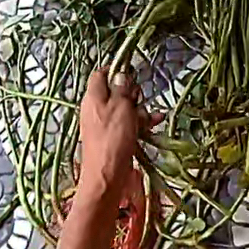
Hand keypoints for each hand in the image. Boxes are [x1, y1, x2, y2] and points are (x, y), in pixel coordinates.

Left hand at [76, 69, 141, 213]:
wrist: (107, 177)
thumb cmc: (113, 139)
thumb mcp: (121, 107)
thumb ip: (121, 89)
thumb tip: (120, 74)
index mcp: (93, 97)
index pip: (101, 74)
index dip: (116, 71)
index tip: (132, 74)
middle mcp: (95, 108)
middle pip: (115, 91)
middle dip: (132, 93)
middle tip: (140, 100)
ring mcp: (103, 124)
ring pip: (124, 108)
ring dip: (139, 110)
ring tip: (151, 117)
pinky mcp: (112, 137)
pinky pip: (127, 123)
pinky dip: (139, 123)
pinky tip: (155, 123)